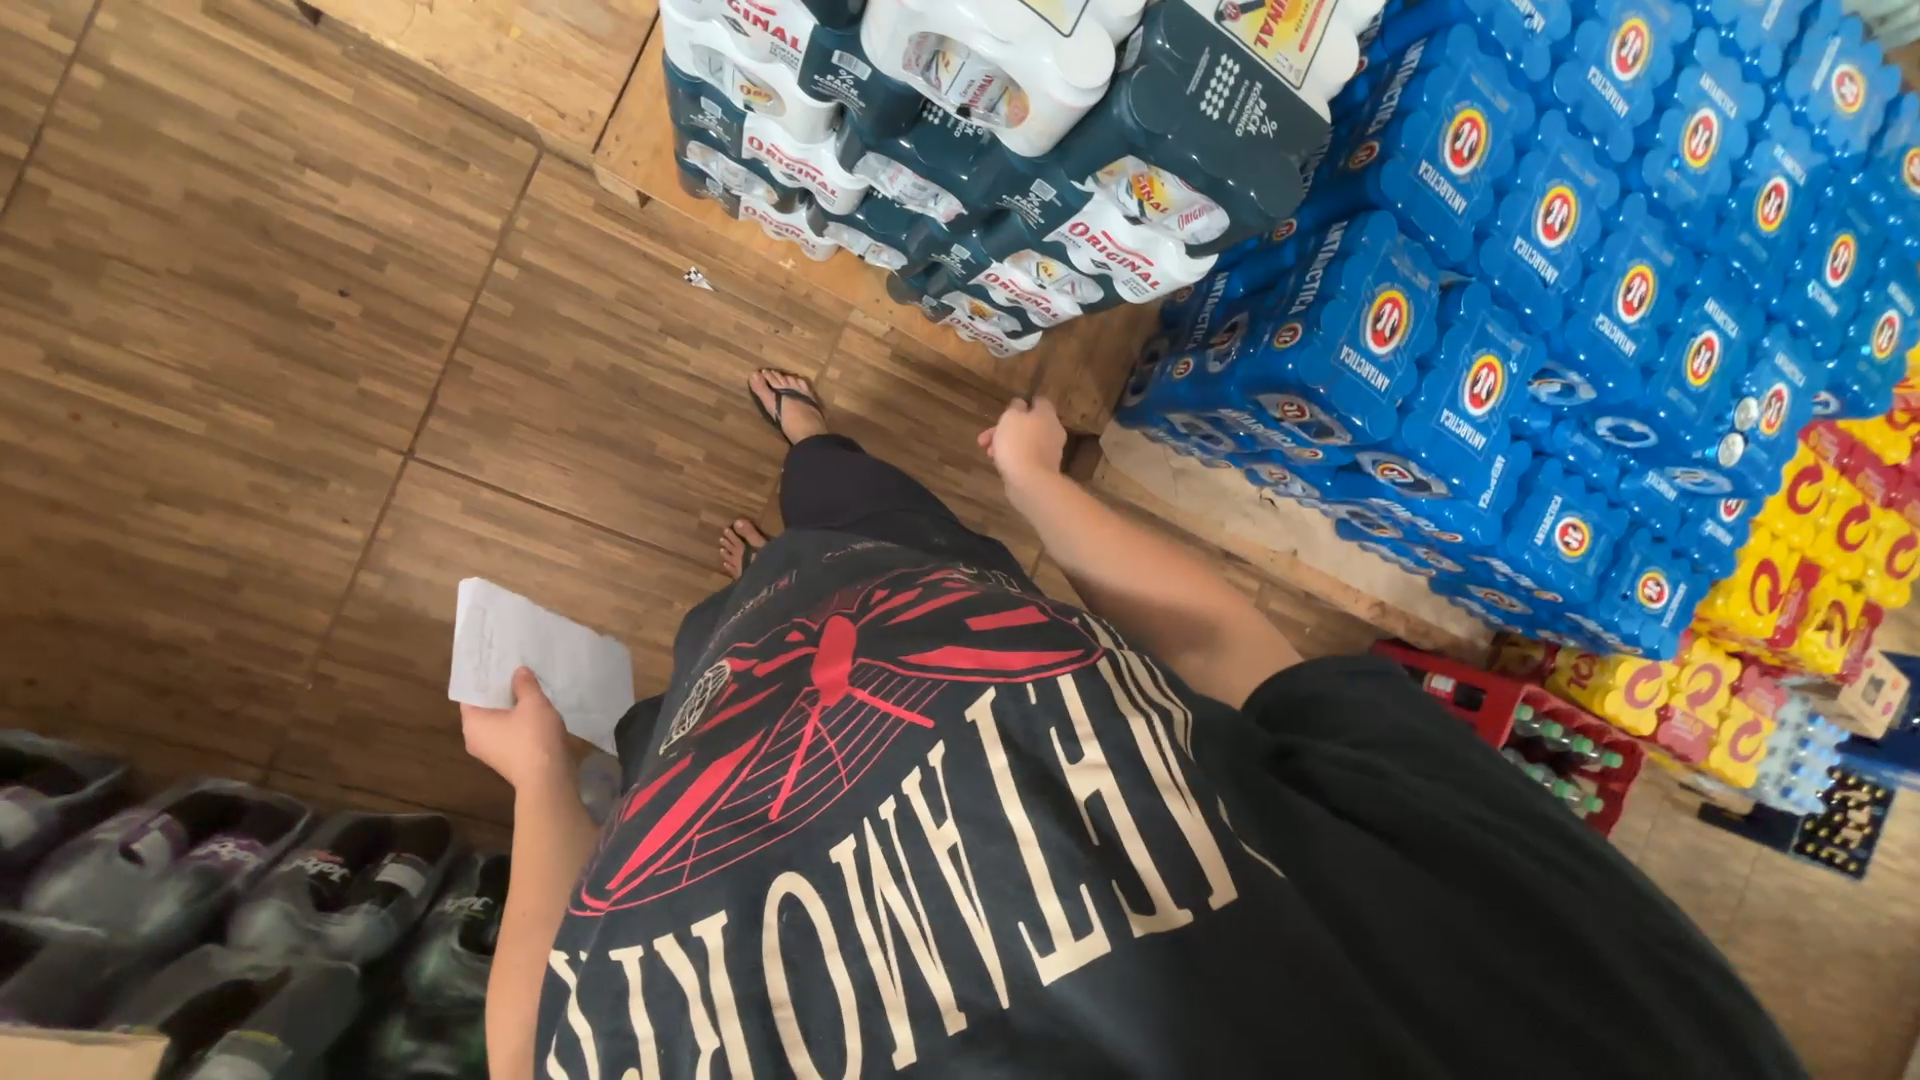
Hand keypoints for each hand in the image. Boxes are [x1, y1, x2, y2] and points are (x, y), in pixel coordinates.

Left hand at [461, 667, 572, 792]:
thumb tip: (518, 671)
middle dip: (499, 692)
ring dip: (510, 708)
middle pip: (483, 708)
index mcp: (472, 723)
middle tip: (515, 672)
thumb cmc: (534, 737)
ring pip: (497, 721)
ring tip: (527, 689)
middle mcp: (474, 738)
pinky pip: (507, 733)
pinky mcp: (505, 759)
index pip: (471, 695)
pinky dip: (516, 722)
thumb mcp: (533, 704)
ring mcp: (489, 751)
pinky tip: (534, 713)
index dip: (484, 679)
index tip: (497, 664)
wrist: (547, 777)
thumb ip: (524, 685)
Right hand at [979, 397, 1066, 490]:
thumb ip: (1015, 407)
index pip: (1039, 402)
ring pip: (1025, 442)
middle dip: (1005, 429)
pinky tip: (1000, 464)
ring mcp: (1049, 452)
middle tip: (986, 437)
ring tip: (988, 453)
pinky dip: (1013, 458)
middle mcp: (1053, 431)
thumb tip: (1020, 404)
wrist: (1029, 481)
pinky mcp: (1042, 469)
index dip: (1023, 403)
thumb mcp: (1011, 417)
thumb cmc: (1018, 443)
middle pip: (1028, 424)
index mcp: (1047, 415)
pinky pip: (1026, 458)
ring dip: (1006, 444)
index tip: (1007, 410)